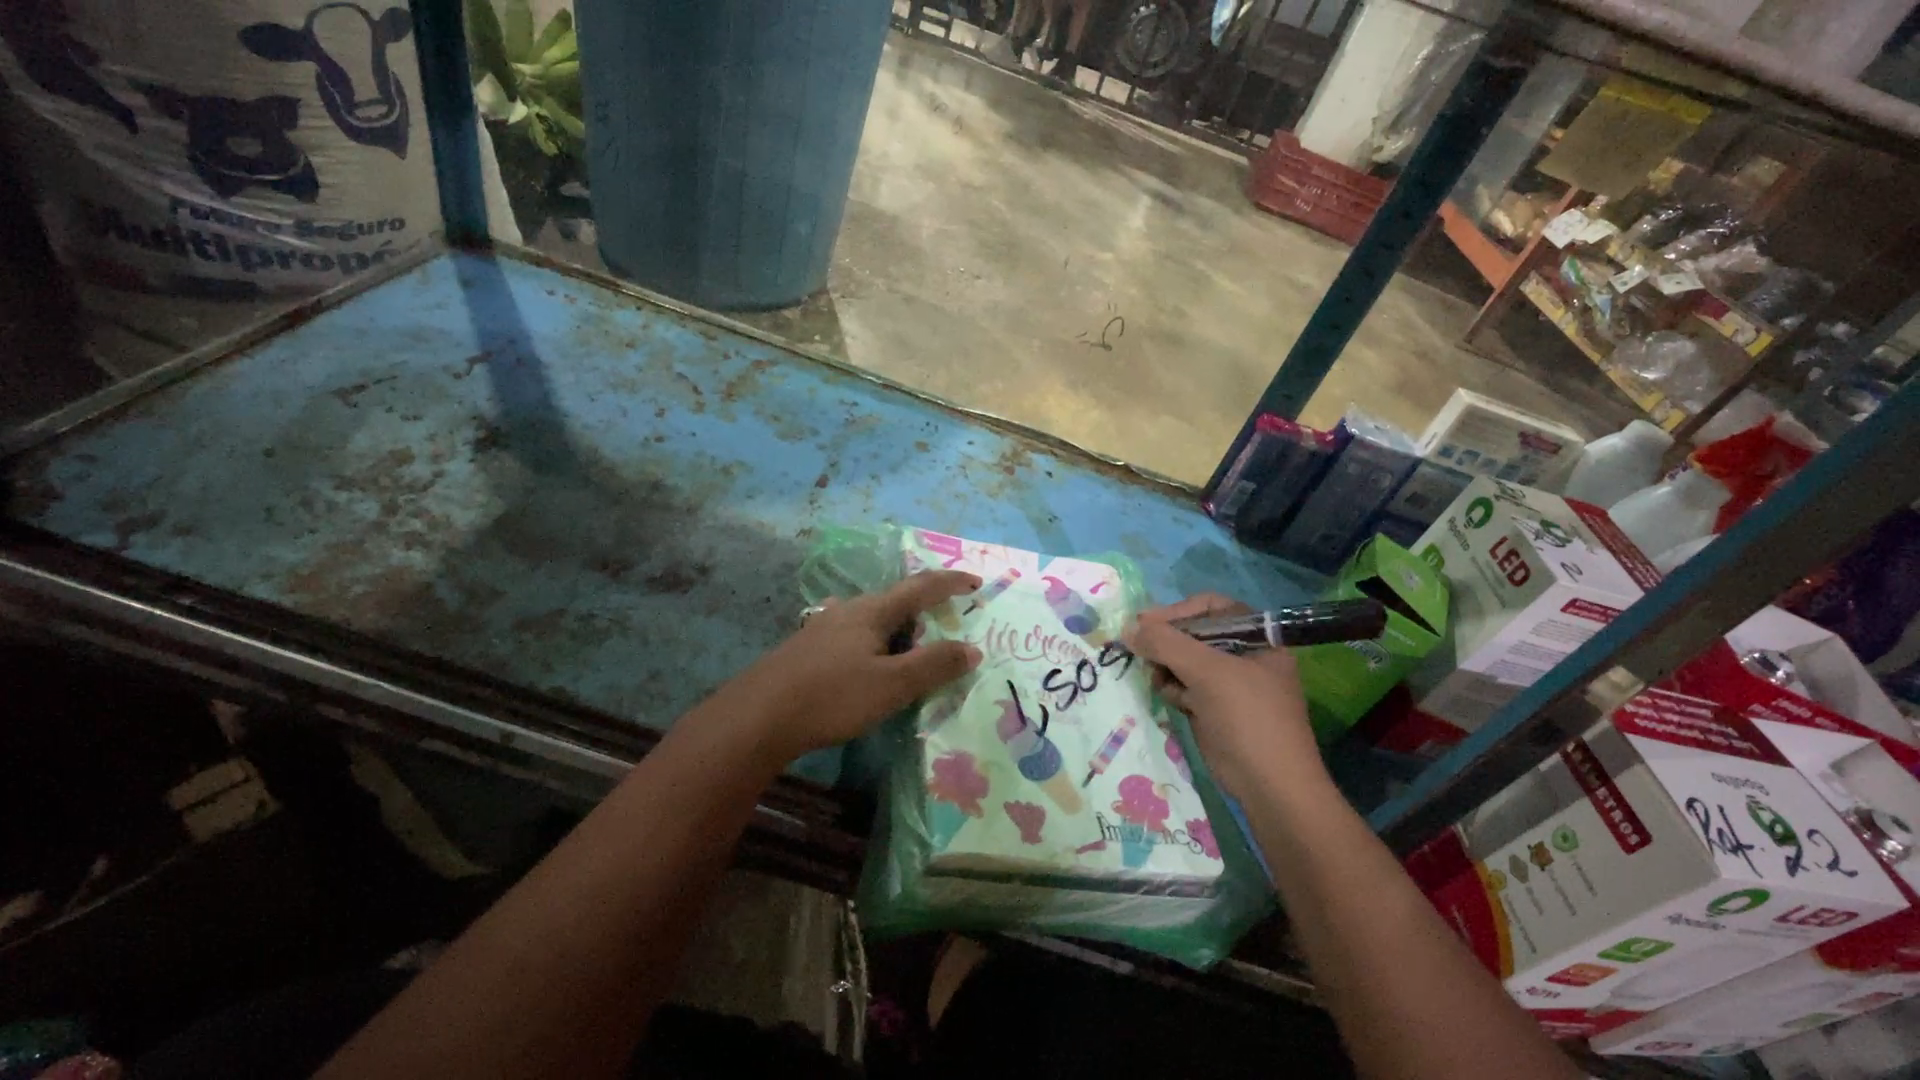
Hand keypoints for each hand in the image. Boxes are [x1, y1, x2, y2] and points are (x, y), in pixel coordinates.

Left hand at [725, 571, 983, 763]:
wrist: (757, 717)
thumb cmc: (831, 697)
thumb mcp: (892, 685)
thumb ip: (934, 666)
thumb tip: (972, 647)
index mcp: (871, 611)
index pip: (920, 587)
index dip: (951, 582)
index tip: (976, 581)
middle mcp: (846, 610)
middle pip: (894, 603)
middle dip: (922, 614)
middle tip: (942, 640)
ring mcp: (821, 629)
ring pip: (869, 622)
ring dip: (894, 633)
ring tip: (905, 658)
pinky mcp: (805, 651)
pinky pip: (851, 639)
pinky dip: (871, 647)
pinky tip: (862, 665)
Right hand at [1124, 594, 1322, 800]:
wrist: (1270, 784)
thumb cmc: (1248, 718)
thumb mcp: (1208, 672)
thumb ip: (1166, 644)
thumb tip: (1127, 629)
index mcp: (1258, 637)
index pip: (1211, 607)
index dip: (1177, 612)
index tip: (1145, 624)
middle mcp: (1245, 655)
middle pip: (1195, 634)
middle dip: (1168, 642)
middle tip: (1141, 651)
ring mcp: (1230, 684)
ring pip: (1186, 662)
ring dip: (1167, 667)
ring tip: (1158, 679)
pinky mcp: (1216, 710)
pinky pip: (1186, 687)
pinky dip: (1174, 689)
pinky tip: (1170, 698)